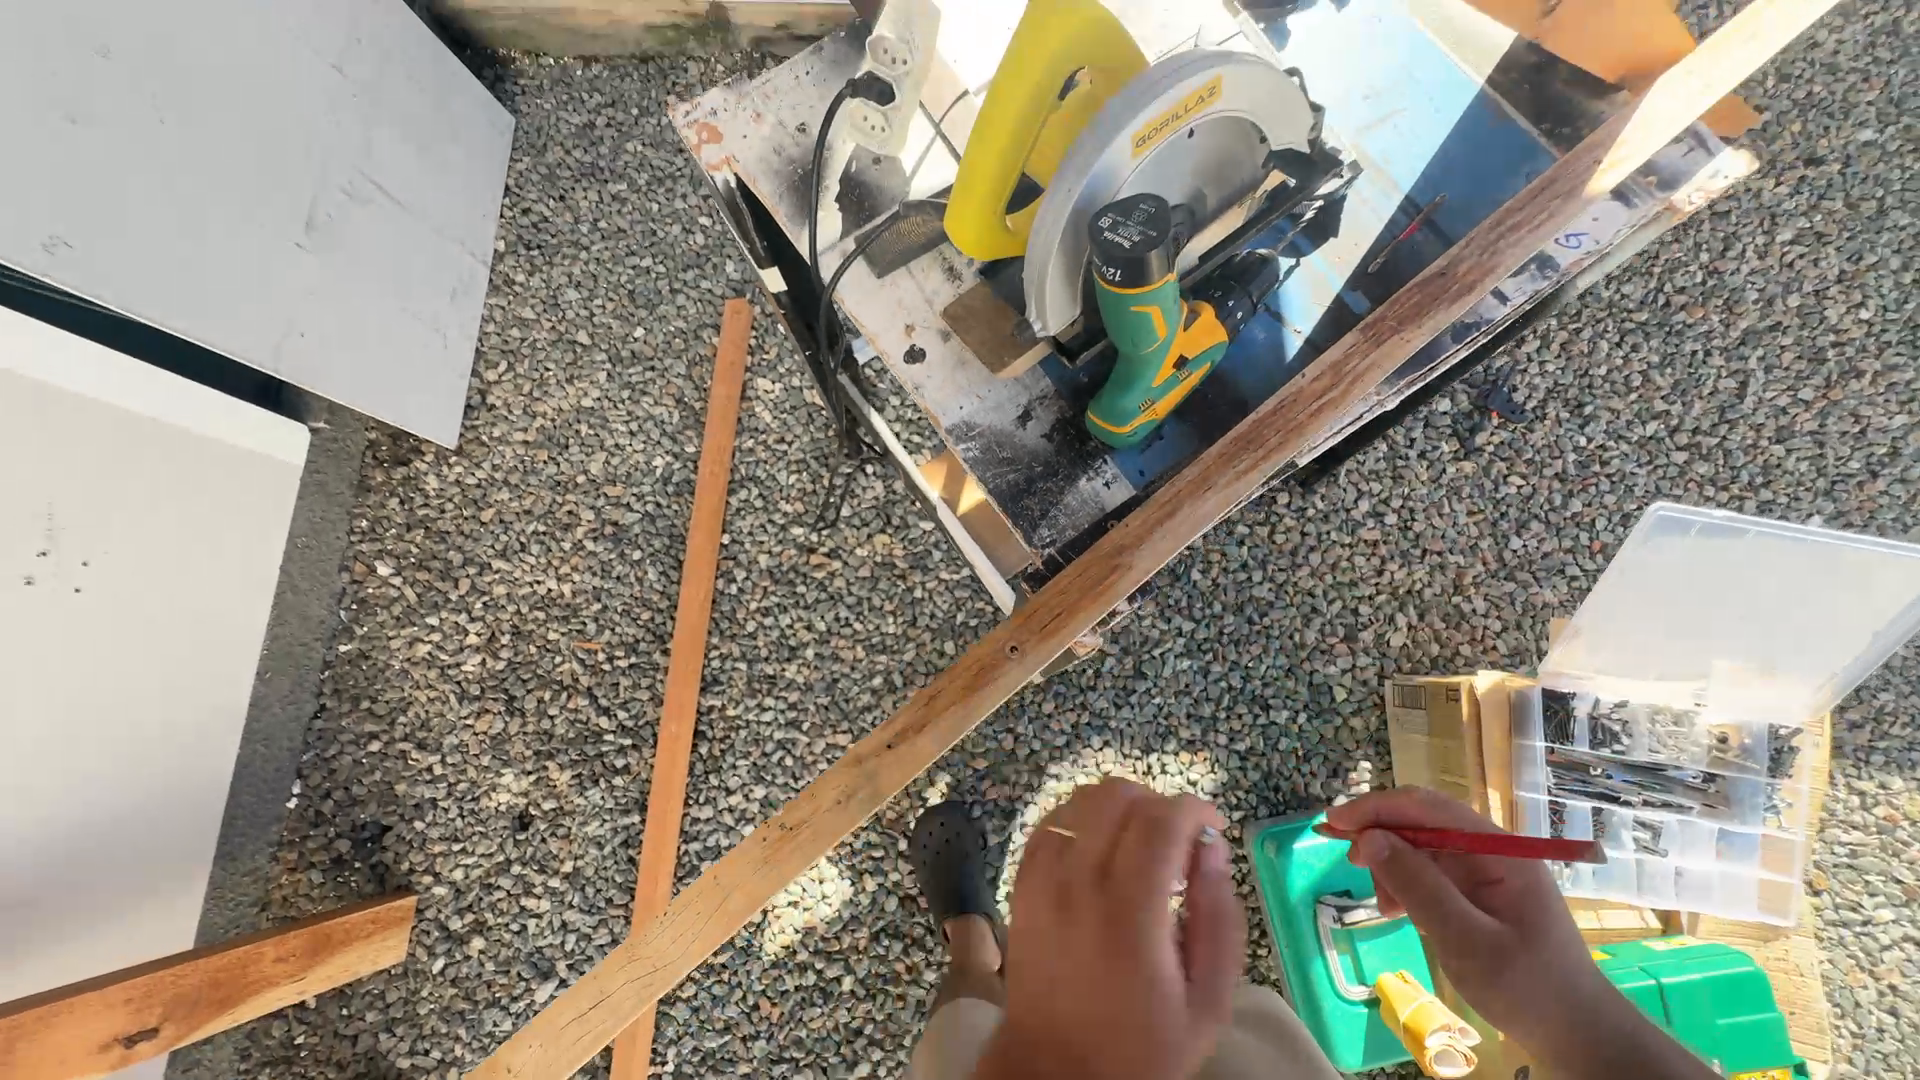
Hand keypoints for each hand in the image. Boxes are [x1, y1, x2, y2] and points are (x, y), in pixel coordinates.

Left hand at [973, 779, 1244, 1079]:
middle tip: (1178, 840)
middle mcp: (1080, 880)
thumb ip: (1220, 920)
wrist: (1054, 1070)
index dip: (1194, 808)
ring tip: (1141, 843)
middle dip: (1158, 803)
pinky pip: (1052, 821)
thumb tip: (1213, 849)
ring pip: (1082, 798)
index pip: (1161, 819)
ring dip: (1120, 806)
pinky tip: (1100, 847)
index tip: (1212, 825)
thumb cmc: (1140, 1045)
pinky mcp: (1022, 880)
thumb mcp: (1207, 1003)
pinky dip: (1082, 818)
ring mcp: (1043, 876)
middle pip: (1119, 795)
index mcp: (1131, 911)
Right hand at [1325, 788, 1613, 1056]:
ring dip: (1388, 861)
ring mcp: (1482, 870)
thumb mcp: (1468, 942)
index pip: (1427, 807)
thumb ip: (1419, 887)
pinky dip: (1401, 881)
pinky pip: (1425, 869)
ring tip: (1381, 902)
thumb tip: (1369, 839)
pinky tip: (1394, 908)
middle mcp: (1490, 851)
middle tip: (1344, 856)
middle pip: (1419, 820)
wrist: (1576, 1036)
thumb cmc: (1528, 989)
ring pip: (1416, 844)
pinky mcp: (1473, 890)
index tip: (1334, 821)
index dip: (1377, 807)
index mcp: (1500, 852)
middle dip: (1377, 832)